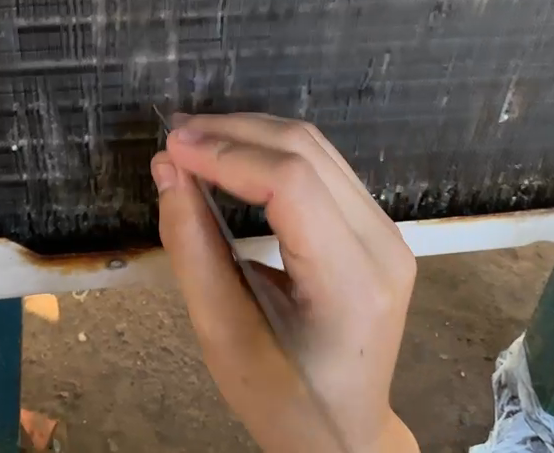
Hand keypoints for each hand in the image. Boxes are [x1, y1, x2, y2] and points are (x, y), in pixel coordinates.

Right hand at [153, 114, 419, 452]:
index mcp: (353, 282)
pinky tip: (231, 153)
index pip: (291, 184)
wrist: (343, 435)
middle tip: (174, 135)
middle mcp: (382, 243)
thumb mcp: (223, 336)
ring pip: (313, 146)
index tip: (171, 148)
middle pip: (304, 151)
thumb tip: (167, 168)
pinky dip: (270, 147)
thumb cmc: (281, 398)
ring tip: (194, 138)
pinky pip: (320, 163)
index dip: (226, 155)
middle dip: (232, 132)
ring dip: (249, 132)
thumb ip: (192, 248)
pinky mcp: (376, 223)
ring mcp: (387, 230)